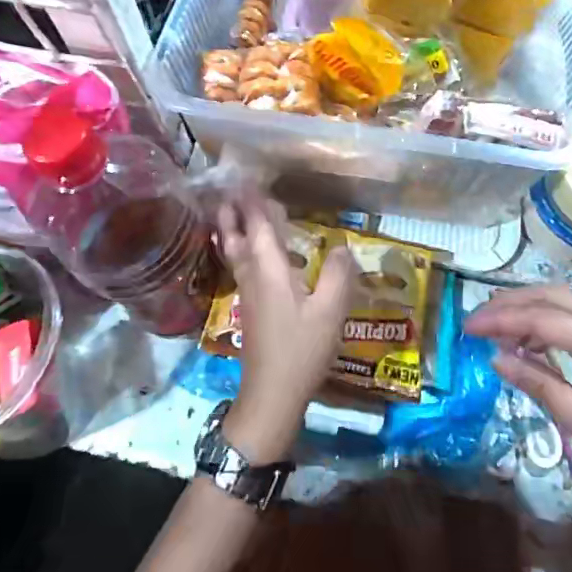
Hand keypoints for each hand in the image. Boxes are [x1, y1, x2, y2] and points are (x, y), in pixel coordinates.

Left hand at [215, 196, 351, 462]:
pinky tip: (251, 256)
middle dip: (232, 210)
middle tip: (232, 189)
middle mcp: (252, 275)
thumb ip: (337, 274)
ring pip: (233, 251)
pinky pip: (240, 266)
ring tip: (232, 212)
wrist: (271, 394)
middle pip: (235, 235)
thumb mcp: (330, 312)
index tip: (247, 177)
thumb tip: (340, 246)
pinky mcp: (248, 308)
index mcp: (270, 269)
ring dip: (231, 228)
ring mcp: (246, 293)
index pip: (257, 224)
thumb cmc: (301, 350)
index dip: (252, 200)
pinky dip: (240, 249)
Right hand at [465, 285, 571, 501]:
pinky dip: (543, 318)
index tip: (466, 328)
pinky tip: (526, 338)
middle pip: (550, 296)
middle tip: (473, 322)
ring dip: (524, 307)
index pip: (541, 317)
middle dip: (507, 304)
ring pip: (561, 299)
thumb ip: (542, 387)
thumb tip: (497, 359)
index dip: (500, 319)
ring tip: (490, 327)